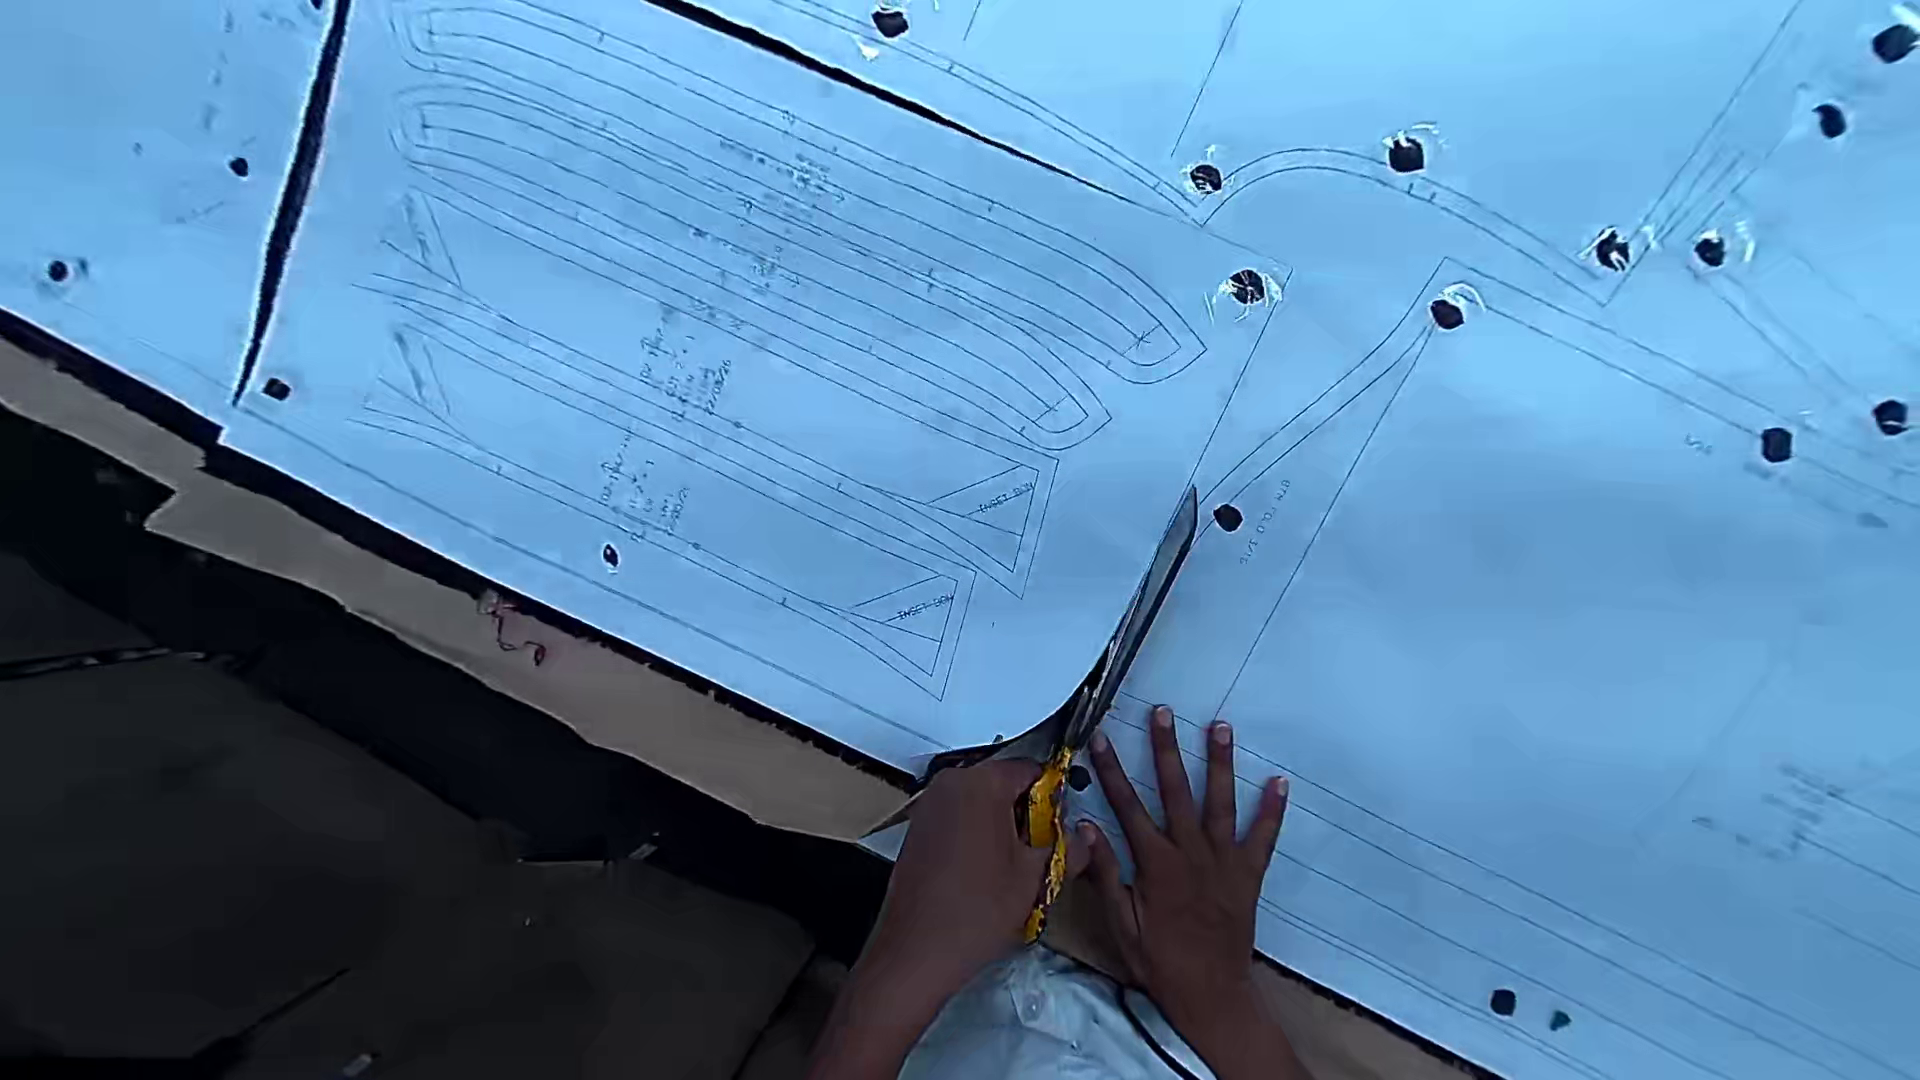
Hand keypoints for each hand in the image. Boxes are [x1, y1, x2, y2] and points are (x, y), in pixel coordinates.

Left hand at [806, 759, 1050, 1079]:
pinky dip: (975, 829)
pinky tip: (982, 868)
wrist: (916, 949)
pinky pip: (957, 813)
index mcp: (982, 782)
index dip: (1052, 795)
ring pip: (979, 798)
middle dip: (1026, 811)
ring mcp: (930, 801)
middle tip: (1038, 849)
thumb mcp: (1034, 877)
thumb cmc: (977, 908)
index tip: (1060, 824)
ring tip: (1011, 864)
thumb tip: (1084, 838)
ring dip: (1000, 822)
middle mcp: (952, 781)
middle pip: (1002, 782)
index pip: (1030, 769)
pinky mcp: (917, 824)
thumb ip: (1067, 848)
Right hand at [1083, 704, 1304, 1078]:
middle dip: (1166, 748)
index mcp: (1156, 864)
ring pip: (1220, 803)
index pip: (1127, 805)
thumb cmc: (1160, 961)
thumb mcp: (1121, 925)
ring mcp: (1223, 861)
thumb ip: (1104, 874)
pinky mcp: (1248, 874)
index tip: (1101, 738)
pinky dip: (1272, 811)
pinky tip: (1279, 783)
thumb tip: (1087, 828)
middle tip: (1162, 712)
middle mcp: (1191, 853)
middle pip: (1176, 790)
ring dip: (1219, 763)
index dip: (1112, 769)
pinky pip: (1262, 838)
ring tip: (1220, 727)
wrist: (1214, 998)